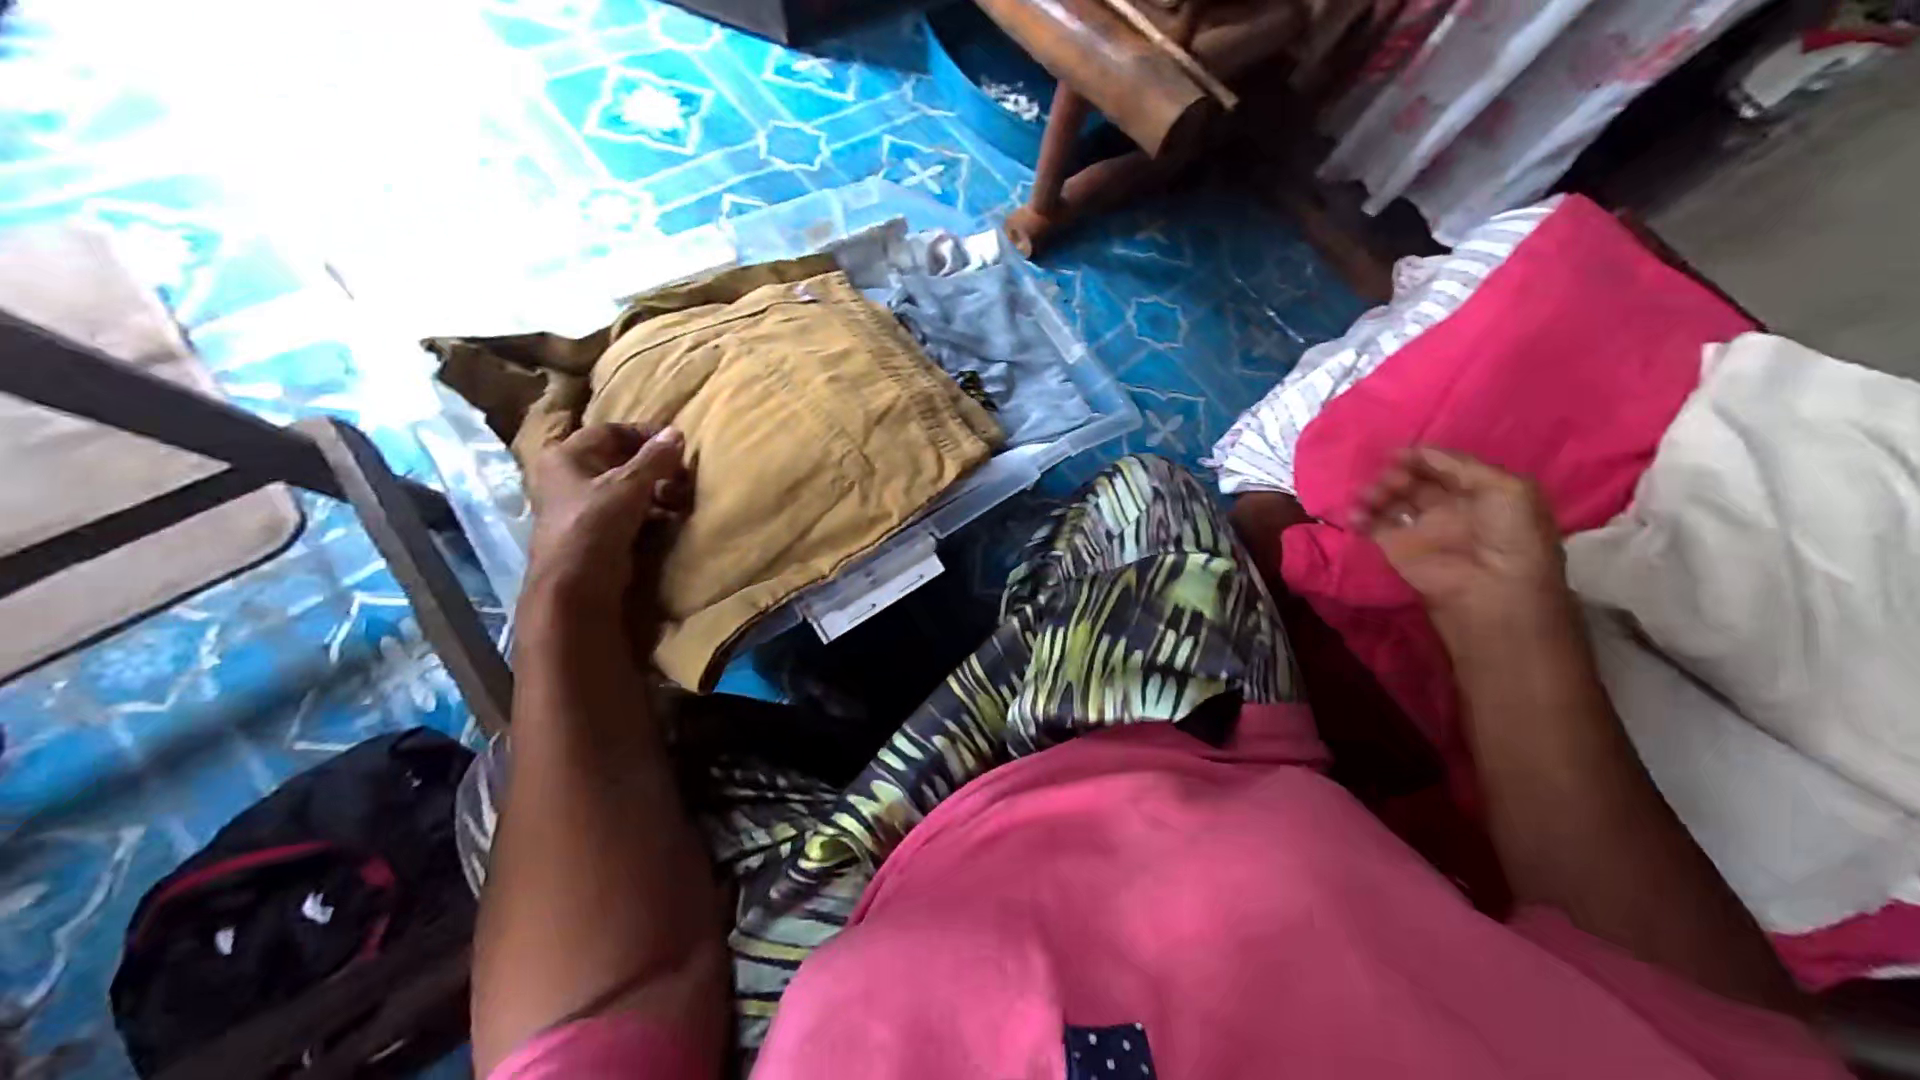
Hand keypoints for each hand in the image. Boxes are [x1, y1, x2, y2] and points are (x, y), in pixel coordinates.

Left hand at [523, 423, 689, 619]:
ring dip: (657, 490)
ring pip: (628, 487)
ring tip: (681, 499)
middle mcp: (571, 476)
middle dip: (656, 466)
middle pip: (621, 460)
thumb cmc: (595, 524)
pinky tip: (672, 517)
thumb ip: (655, 458)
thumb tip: (677, 432)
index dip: (644, 434)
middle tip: (683, 475)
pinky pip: (629, 510)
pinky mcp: (598, 529)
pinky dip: (651, 510)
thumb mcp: (629, 485)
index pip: (611, 431)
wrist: (576, 584)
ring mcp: (584, 504)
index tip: (676, 444)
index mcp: (567, 456)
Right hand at [1352, 447, 1566, 631]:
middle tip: (1391, 478)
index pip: (1441, 467)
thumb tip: (1421, 452)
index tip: (1400, 453)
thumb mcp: (1508, 489)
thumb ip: (1464, 466)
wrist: (1492, 590)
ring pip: (1389, 500)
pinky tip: (1357, 513)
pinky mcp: (1394, 548)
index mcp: (1476, 492)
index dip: (1421, 458)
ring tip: (1373, 494)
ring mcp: (1418, 528)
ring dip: (1376, 491)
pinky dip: (1360, 516)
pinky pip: (1371, 525)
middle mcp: (1446, 508)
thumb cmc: (1509, 536)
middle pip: (1412, 481)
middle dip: (1397, 473)